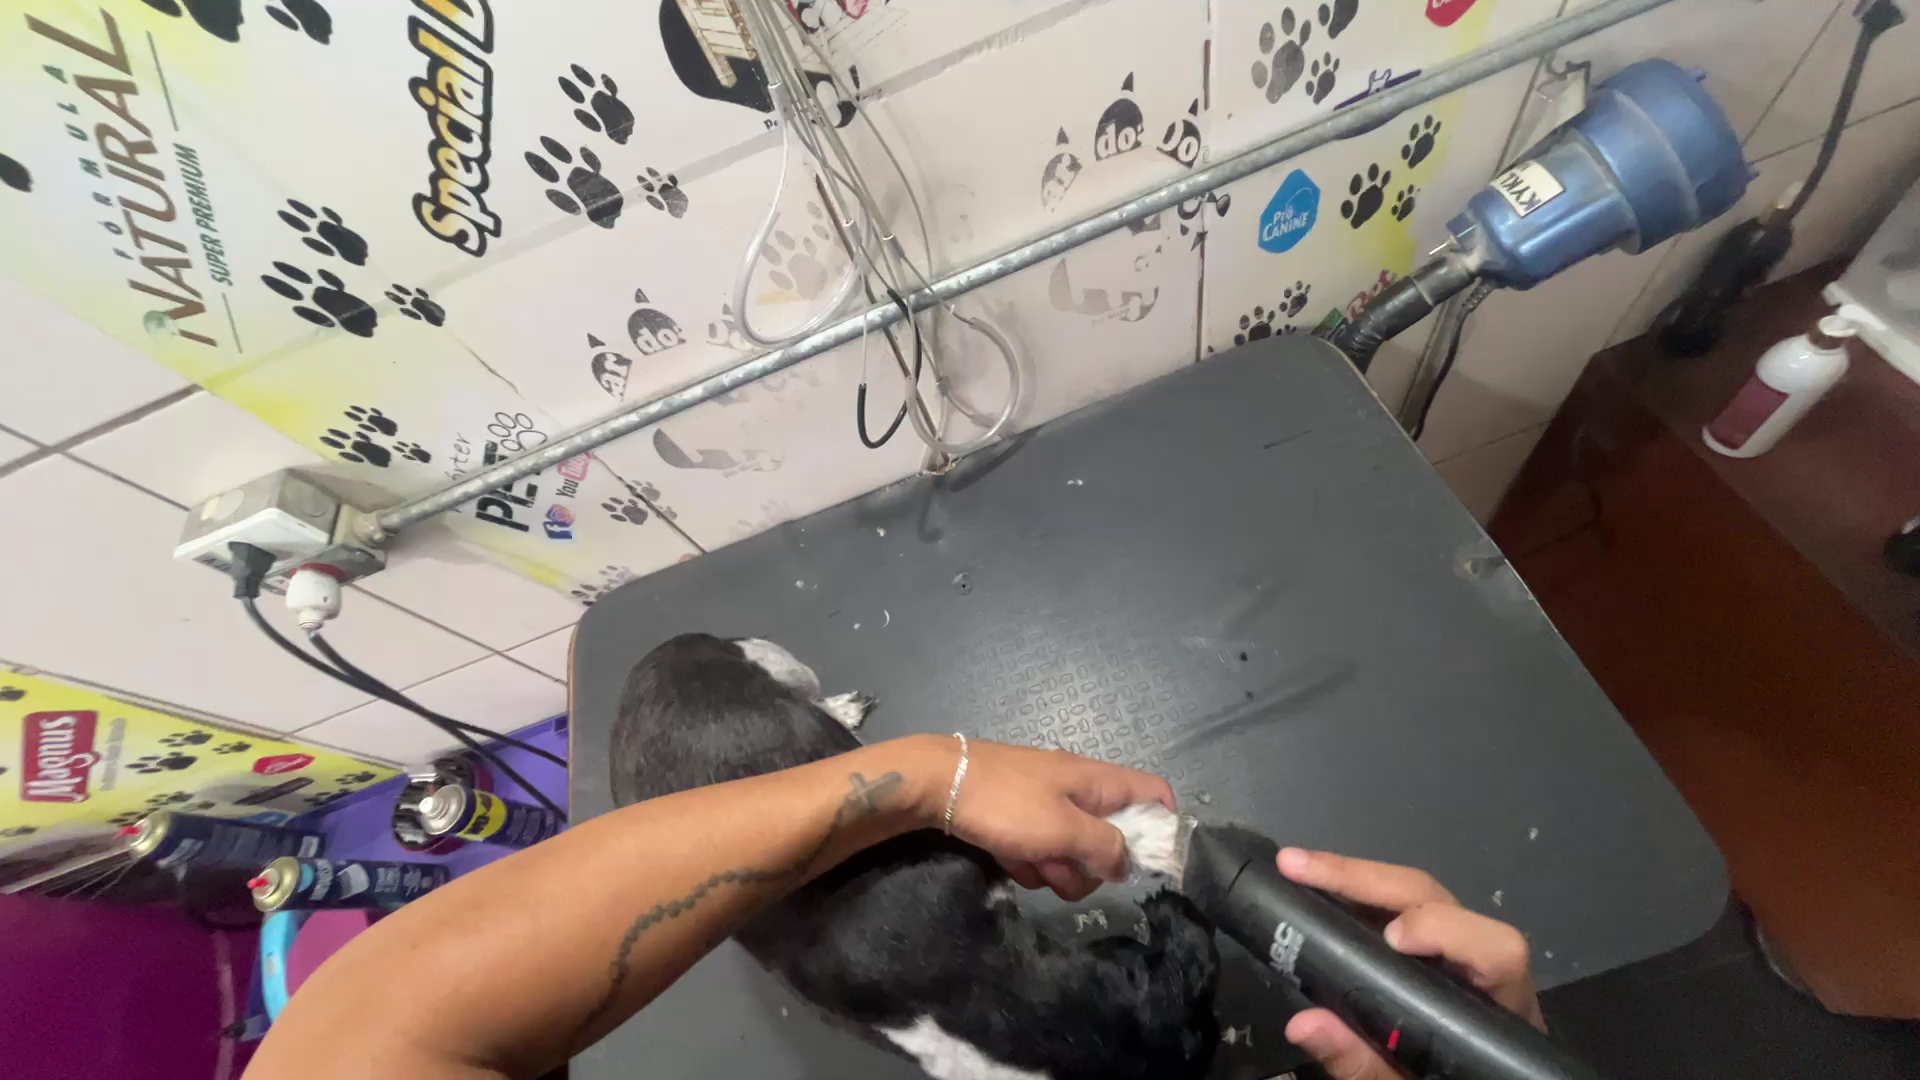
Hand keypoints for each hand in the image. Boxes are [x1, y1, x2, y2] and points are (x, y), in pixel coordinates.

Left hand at [931, 738, 1175, 901]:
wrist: (938, 783)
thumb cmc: (1006, 802)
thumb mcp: (1064, 828)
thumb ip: (1105, 846)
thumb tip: (1125, 863)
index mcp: (1097, 780)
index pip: (1153, 792)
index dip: (1161, 827)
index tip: (1144, 864)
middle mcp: (1078, 789)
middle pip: (1113, 836)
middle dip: (1092, 865)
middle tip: (1064, 866)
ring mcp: (1047, 804)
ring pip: (1074, 851)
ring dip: (1055, 868)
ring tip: (1029, 861)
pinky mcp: (1020, 819)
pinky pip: (1041, 851)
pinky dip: (1028, 861)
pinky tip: (1008, 859)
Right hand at [1277, 848, 1543, 1079]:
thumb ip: (1364, 1066)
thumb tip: (1301, 1024)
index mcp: (1499, 1007)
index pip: (1495, 950)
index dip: (1444, 931)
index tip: (1391, 938)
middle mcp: (1479, 963)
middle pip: (1432, 897)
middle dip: (1361, 878)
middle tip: (1295, 867)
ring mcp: (1450, 945)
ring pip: (1410, 891)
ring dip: (1350, 876)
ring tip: (1296, 868)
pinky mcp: (1420, 944)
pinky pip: (1390, 904)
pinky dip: (1350, 891)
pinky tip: (1315, 887)